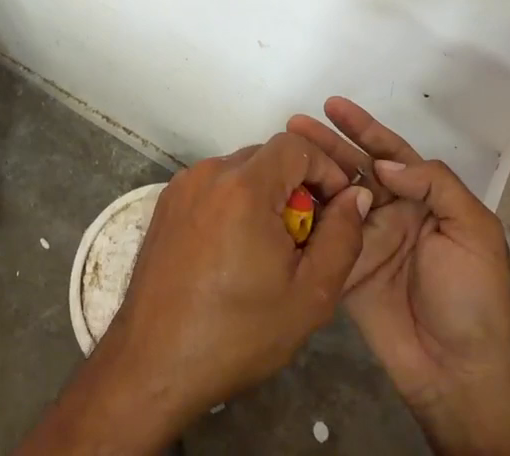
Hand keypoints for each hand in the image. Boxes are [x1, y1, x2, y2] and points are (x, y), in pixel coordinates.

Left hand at [15, 132, 371, 454]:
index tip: (337, 210)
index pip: (296, 145)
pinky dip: (235, 206)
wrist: (153, 364)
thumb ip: (342, 238)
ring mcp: (181, 189)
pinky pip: (213, 189)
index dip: (325, 169)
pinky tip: (237, 255)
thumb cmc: (237, 333)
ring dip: (266, 198)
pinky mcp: (165, 207)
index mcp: (243, 186)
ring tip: (274, 253)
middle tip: (309, 238)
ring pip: (240, 173)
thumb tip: (355, 197)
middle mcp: (207, 174)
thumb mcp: (310, 294)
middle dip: (297, 187)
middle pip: (267, 157)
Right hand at [290, 98, 509, 454]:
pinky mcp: (344, 268)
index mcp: (427, 201)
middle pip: (355, 167)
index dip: (363, 128)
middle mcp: (393, 213)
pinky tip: (280, 195)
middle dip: (326, 143)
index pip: (392, 153)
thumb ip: (435, 186)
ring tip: (282, 151)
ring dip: (309, 171)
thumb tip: (384, 165)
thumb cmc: (474, 298)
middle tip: (293, 124)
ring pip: (333, 195)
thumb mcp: (474, 232)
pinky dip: (302, 214)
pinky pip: (321, 234)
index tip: (333, 106)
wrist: (455, 369)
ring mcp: (366, 240)